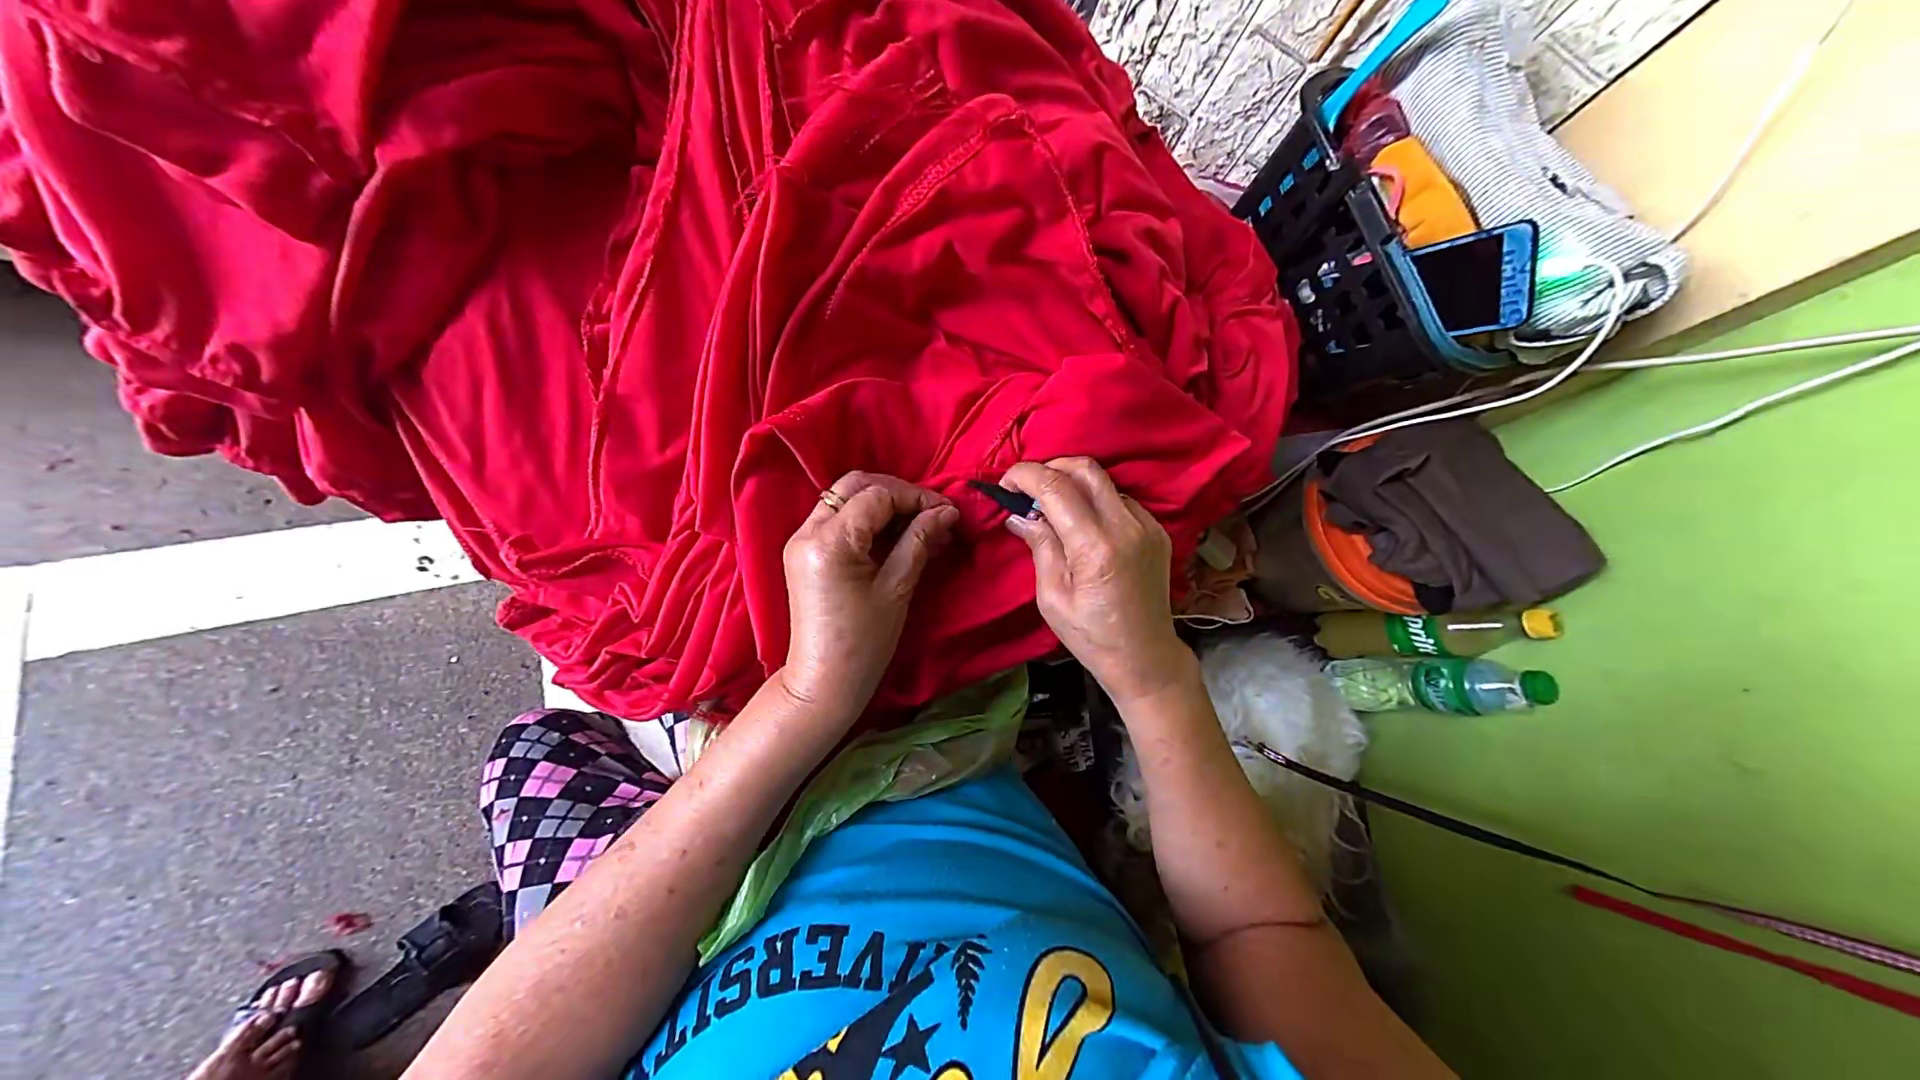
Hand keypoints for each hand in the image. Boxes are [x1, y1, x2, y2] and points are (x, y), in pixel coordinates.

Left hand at [779, 471, 960, 718]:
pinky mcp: (804, 551)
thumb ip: (919, 541)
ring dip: (883, 503)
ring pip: (844, 498)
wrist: (823, 682)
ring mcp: (801, 540)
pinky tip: (896, 534)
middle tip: (932, 513)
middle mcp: (808, 531)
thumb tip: (946, 512)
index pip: (876, 496)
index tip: (947, 513)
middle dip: (898, 493)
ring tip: (919, 524)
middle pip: (855, 486)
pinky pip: (837, 518)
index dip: (916, 498)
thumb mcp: (897, 589)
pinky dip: (867, 518)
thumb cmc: (864, 644)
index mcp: (829, 541)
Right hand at [999, 457, 1195, 704]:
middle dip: (1051, 468)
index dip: (1026, 476)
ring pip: (1105, 482)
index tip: (1007, 484)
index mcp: (1096, 547)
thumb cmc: (1091, 636)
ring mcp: (1147, 527)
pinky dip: (1096, 501)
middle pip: (1086, 468)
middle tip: (1029, 488)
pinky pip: (1122, 500)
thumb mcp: (1052, 598)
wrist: (1145, 657)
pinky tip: (1084, 524)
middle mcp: (1126, 527)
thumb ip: (1040, 547)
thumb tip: (1019, 514)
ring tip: (1053, 508)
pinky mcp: (1157, 532)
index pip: (1056, 487)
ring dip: (1074, 484)